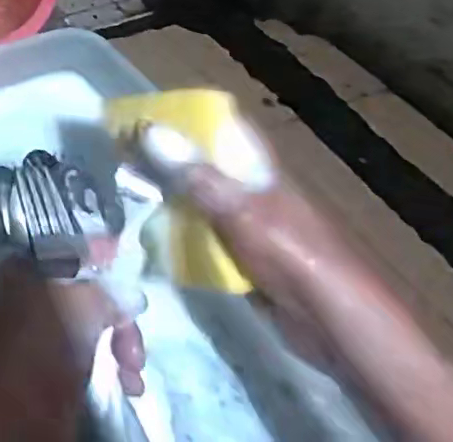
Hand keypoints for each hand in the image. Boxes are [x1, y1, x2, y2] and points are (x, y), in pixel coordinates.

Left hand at [0, 257, 145, 441]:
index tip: (124, 254)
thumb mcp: (69, 311)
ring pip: (94, 326)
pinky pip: (92, 357)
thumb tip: (127, 290)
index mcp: (21, 271)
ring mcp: (40, 335)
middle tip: (132, 347)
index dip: (93, 251)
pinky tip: (129, 387)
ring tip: (132, 375)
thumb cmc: (33, 354)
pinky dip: (114, 368)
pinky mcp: (54, 371)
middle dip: (117, 314)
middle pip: (85, 291)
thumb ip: (99, 293)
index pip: (62, 248)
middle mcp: (28, 296)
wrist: (9, 425)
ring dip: (122, 346)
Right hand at [139, 121, 452, 441]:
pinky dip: (164, 223)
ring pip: (187, 194)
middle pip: (194, 160)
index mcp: (257, 174)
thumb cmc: (306, 269)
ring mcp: (240, 224)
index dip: (181, 113)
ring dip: (154, 187)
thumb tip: (149, 130)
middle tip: (106, 148)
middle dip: (154, 152)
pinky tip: (135, 223)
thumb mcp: (249, 219)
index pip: (220, 127)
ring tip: (110, 182)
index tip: (134, 109)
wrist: (346, 342)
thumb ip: (201, 180)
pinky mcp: (233, 254)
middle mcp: (246, 191)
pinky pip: (189, 228)